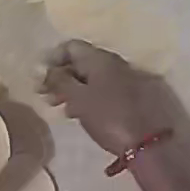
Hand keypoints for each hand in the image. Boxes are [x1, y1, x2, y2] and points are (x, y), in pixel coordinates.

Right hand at [38, 40, 180, 154]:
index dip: (52, 58)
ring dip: (72, 88)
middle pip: (81, 62)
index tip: (39, 77)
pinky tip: (78, 113)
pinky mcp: (132, 98)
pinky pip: (103, 90)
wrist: (150, 143)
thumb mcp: (78, 99)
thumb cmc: (109, 117)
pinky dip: (87, 97)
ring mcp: (126, 80)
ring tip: (58, 106)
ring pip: (92, 78)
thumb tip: (47, 69)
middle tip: (44, 95)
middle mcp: (115, 64)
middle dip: (60, 76)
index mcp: (101, 59)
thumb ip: (59, 81)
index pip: (71, 46)